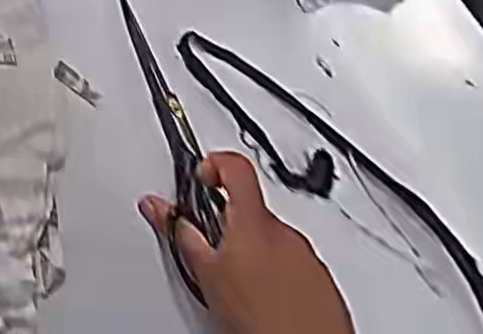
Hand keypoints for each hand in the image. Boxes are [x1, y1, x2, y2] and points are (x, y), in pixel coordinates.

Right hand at [140, 152, 354, 333]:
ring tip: (238, 283)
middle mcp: (286, 234)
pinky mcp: (327, 287)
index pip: (235, 166)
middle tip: (213, 249)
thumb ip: (180, 231)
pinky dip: (278, 273)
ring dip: (253, 251)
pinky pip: (296, 265)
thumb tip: (156, 207)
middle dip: (229, 224)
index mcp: (253, 221)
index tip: (203, 178)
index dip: (214, 164)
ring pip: (273, 239)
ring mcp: (310, 260)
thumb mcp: (206, 273)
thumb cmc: (261, 322)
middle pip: (251, 208)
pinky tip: (263, 300)